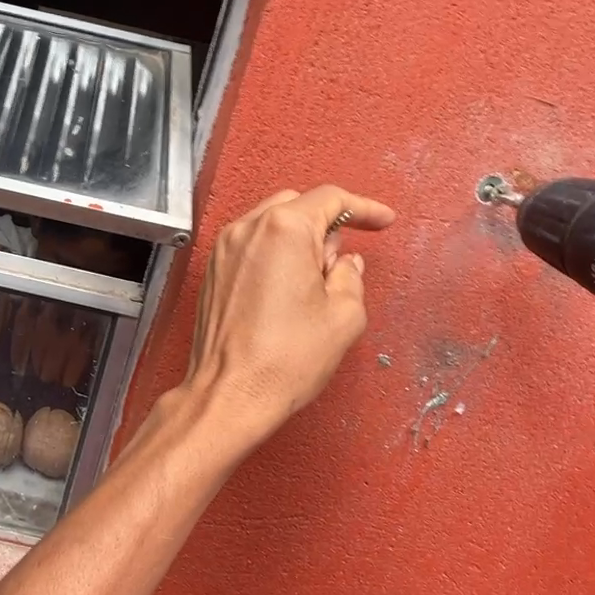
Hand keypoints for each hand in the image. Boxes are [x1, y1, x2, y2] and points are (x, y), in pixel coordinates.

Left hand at [183, 186, 395, 448]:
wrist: (230, 394)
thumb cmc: (282, 361)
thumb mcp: (344, 316)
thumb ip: (351, 277)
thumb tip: (345, 265)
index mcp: (283, 229)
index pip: (330, 199)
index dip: (363, 208)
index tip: (382, 221)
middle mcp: (246, 231)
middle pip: (296, 206)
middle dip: (327, 226)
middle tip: (342, 263)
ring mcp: (223, 252)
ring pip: (270, 226)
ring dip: (298, 242)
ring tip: (314, 285)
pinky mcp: (212, 274)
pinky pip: (249, 248)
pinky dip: (272, 257)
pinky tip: (285, 293)